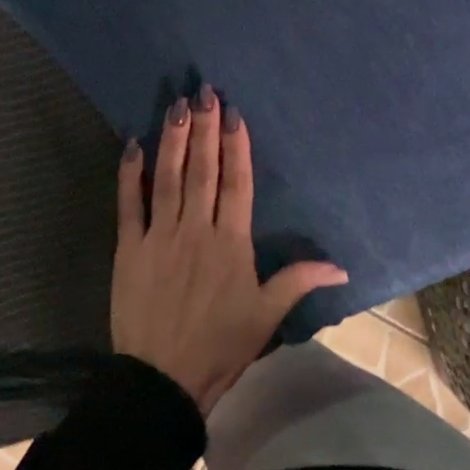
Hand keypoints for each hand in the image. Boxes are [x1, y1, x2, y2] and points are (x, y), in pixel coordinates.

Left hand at [112, 86, 347, 414]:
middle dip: (204, 129)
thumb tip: (341, 267)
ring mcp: (159, 237)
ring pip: (168, 179)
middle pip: (202, 171)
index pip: (236, 184)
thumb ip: (298, 282)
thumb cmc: (220, 347)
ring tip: (176, 105)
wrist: (163, 378)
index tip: (233, 113)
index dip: (236, 146)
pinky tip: (133, 145)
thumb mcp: (265, 317)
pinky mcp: (129, 248)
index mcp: (231, 244)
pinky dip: (130, 174)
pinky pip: (129, 204)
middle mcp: (196, 231)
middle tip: (203, 91)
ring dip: (172, 141)